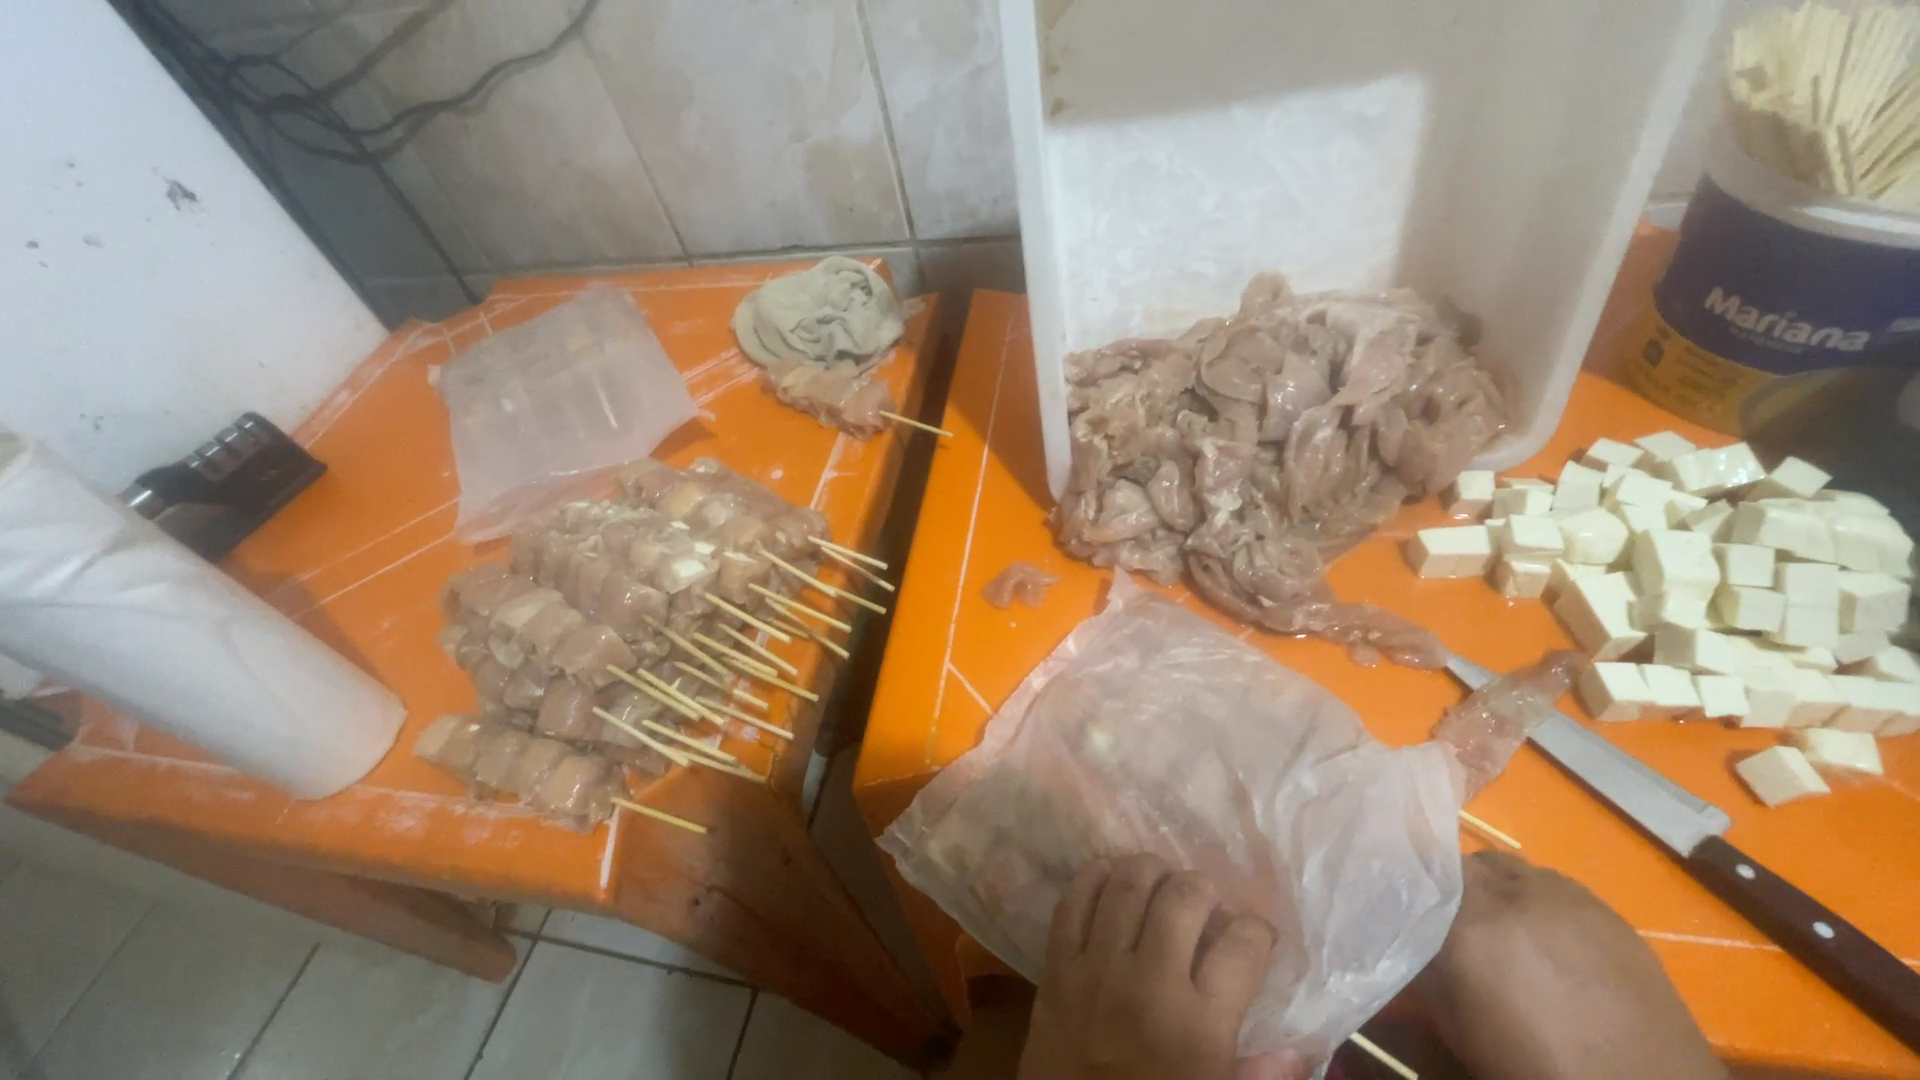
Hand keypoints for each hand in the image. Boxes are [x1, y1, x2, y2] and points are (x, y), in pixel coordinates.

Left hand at [1017, 854, 1275, 1079]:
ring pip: (1127, 887)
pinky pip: (1072, 902)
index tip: (1255, 932)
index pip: (1242, 947)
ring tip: (1162, 878)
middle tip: (1206, 899)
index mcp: (1200, 1026)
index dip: (1257, 929)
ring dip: (1151, 870)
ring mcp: (1097, 970)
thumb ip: (1262, 1073)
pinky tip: (1109, 875)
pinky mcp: (1057, 968)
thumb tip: (1305, 1044)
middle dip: (1204, 888)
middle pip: (1184, 899)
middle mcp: (1151, 985)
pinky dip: (1092, 878)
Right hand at [1419, 851, 1727, 1079]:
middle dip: (1455, 887)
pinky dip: (1541, 903)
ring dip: (1498, 889)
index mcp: (1469, 917)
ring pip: (1511, 868)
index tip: (1406, 905)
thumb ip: (1426, 961)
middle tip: (1455, 923)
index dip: (1410, 882)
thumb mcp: (1453, 1018)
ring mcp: (1566, 895)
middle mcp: (1515, 891)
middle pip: (1465, 863)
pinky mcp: (1607, 909)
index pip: (1419, 866)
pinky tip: (1550, 942)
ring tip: (1506, 931)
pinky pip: (1555, 886)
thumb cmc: (1531, 1062)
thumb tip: (1409, 932)